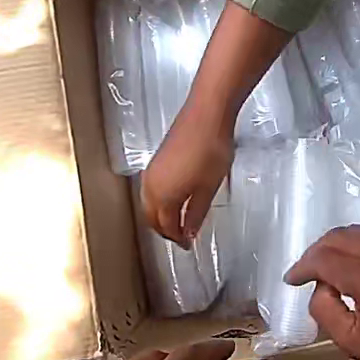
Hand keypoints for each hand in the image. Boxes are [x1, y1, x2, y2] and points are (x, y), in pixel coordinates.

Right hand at [141, 104, 233, 245]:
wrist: (207, 114)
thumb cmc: (210, 147)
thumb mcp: (208, 189)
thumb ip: (197, 214)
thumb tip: (189, 232)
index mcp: (162, 197)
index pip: (167, 227)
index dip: (178, 239)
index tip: (188, 244)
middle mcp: (151, 185)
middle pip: (153, 217)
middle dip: (165, 230)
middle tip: (181, 237)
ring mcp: (152, 170)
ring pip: (149, 203)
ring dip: (160, 215)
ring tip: (178, 221)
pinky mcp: (157, 159)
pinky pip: (151, 188)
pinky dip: (159, 200)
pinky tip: (174, 198)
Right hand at [284, 226, 359, 359]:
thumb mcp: (353, 343)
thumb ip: (325, 310)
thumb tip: (319, 287)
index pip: (325, 257)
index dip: (303, 266)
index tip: (292, 280)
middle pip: (339, 237)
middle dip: (316, 252)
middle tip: (305, 273)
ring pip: (357, 232)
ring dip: (335, 246)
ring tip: (325, 268)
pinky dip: (355, 246)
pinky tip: (350, 265)